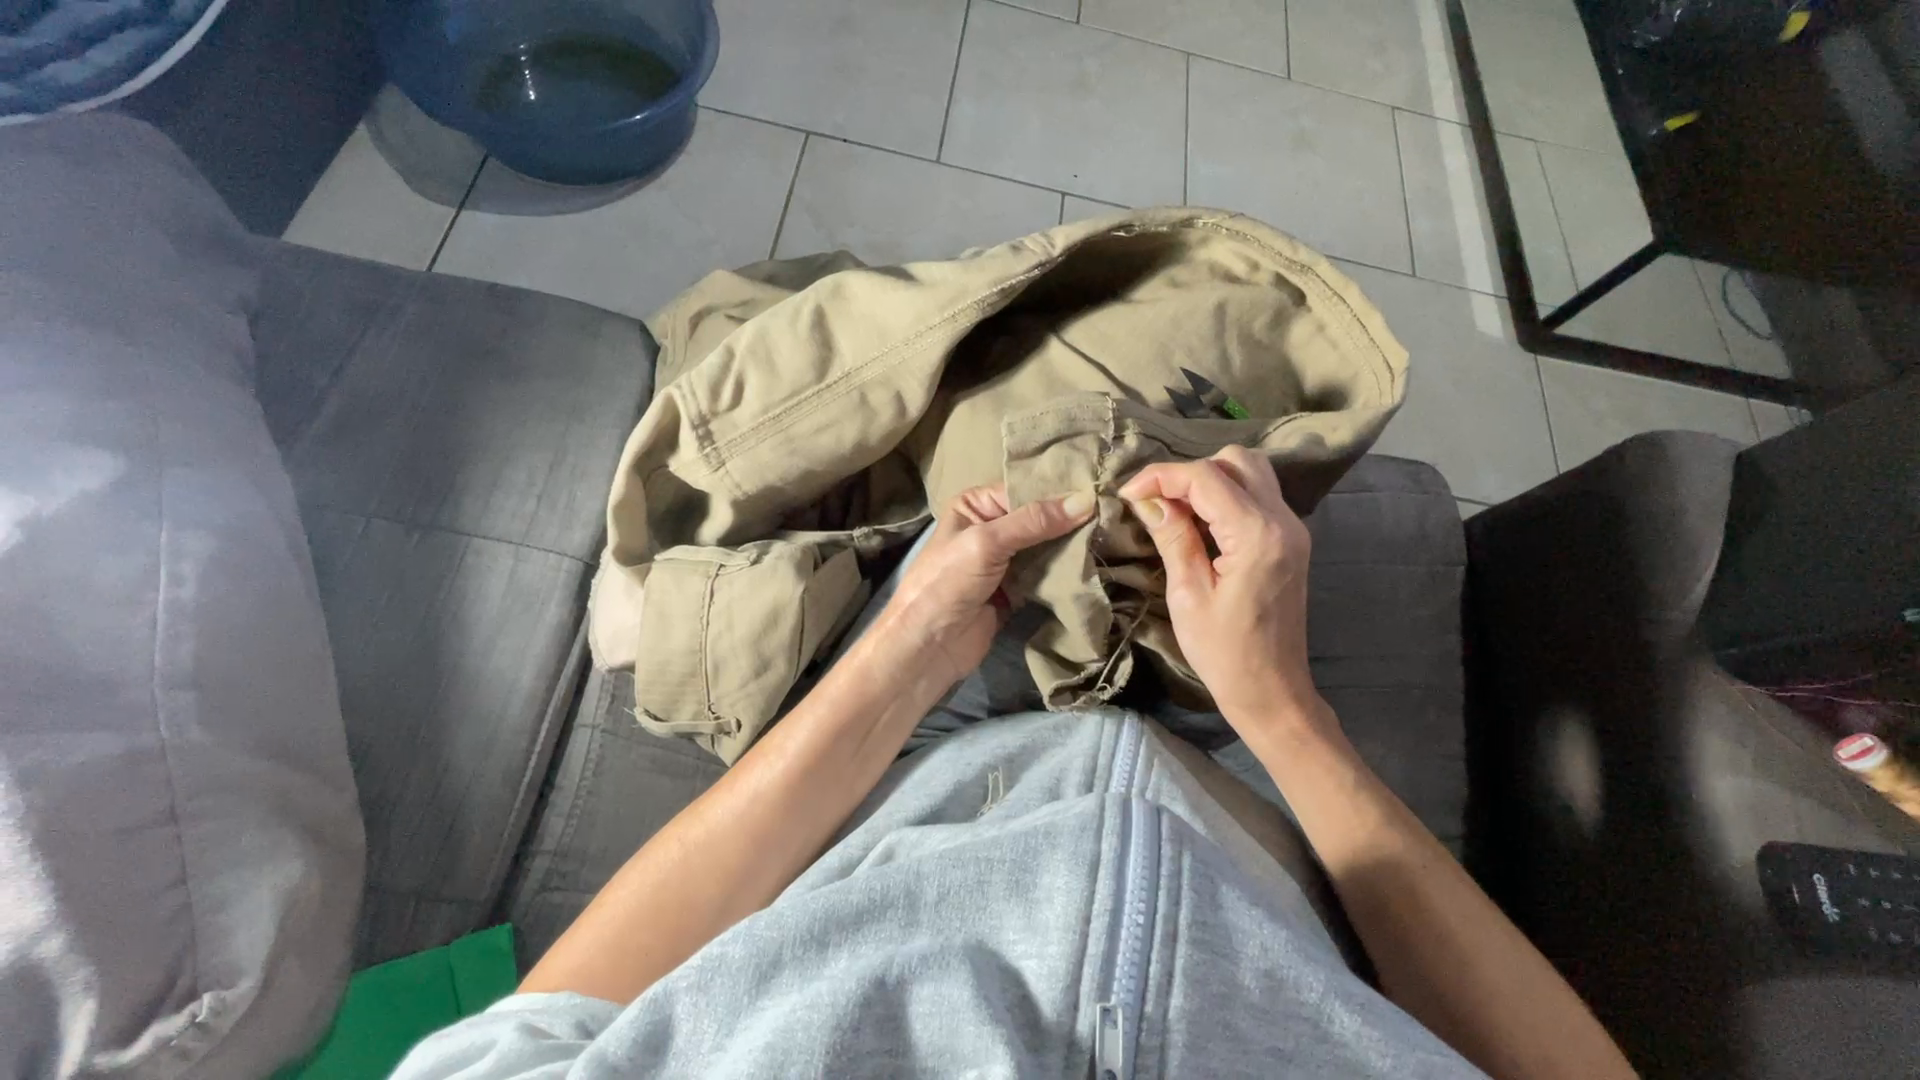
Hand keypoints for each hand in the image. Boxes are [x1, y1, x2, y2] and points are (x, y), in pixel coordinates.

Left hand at [873, 484, 1094, 690]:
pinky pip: (1047, 576)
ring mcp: (1004, 562)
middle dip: (1073, 522)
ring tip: (1115, 538)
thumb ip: (1034, 521)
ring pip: (1047, 548)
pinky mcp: (1016, 592)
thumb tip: (1086, 501)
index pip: (1026, 490)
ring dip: (1073, 549)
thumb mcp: (987, 542)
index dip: (1061, 492)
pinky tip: (1096, 567)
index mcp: (976, 505)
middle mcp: (991, 528)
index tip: (1103, 490)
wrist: (928, 647)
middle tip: (1118, 516)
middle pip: (1040, 520)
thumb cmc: (946, 583)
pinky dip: (1066, 575)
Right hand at [1120, 446, 1325, 732]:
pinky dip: (1226, 494)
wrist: (1272, 690)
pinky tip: (1199, 520)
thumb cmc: (1224, 653)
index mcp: (1258, 535)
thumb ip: (1173, 538)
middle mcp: (1283, 520)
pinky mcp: (1291, 539)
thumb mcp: (1188, 595)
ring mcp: (1293, 528)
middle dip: (1188, 472)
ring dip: (1209, 479)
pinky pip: (1258, 494)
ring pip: (1251, 471)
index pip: (1206, 477)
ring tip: (1174, 508)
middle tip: (1154, 501)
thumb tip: (1147, 500)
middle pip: (1235, 461)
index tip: (1128, 494)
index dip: (1161, 477)